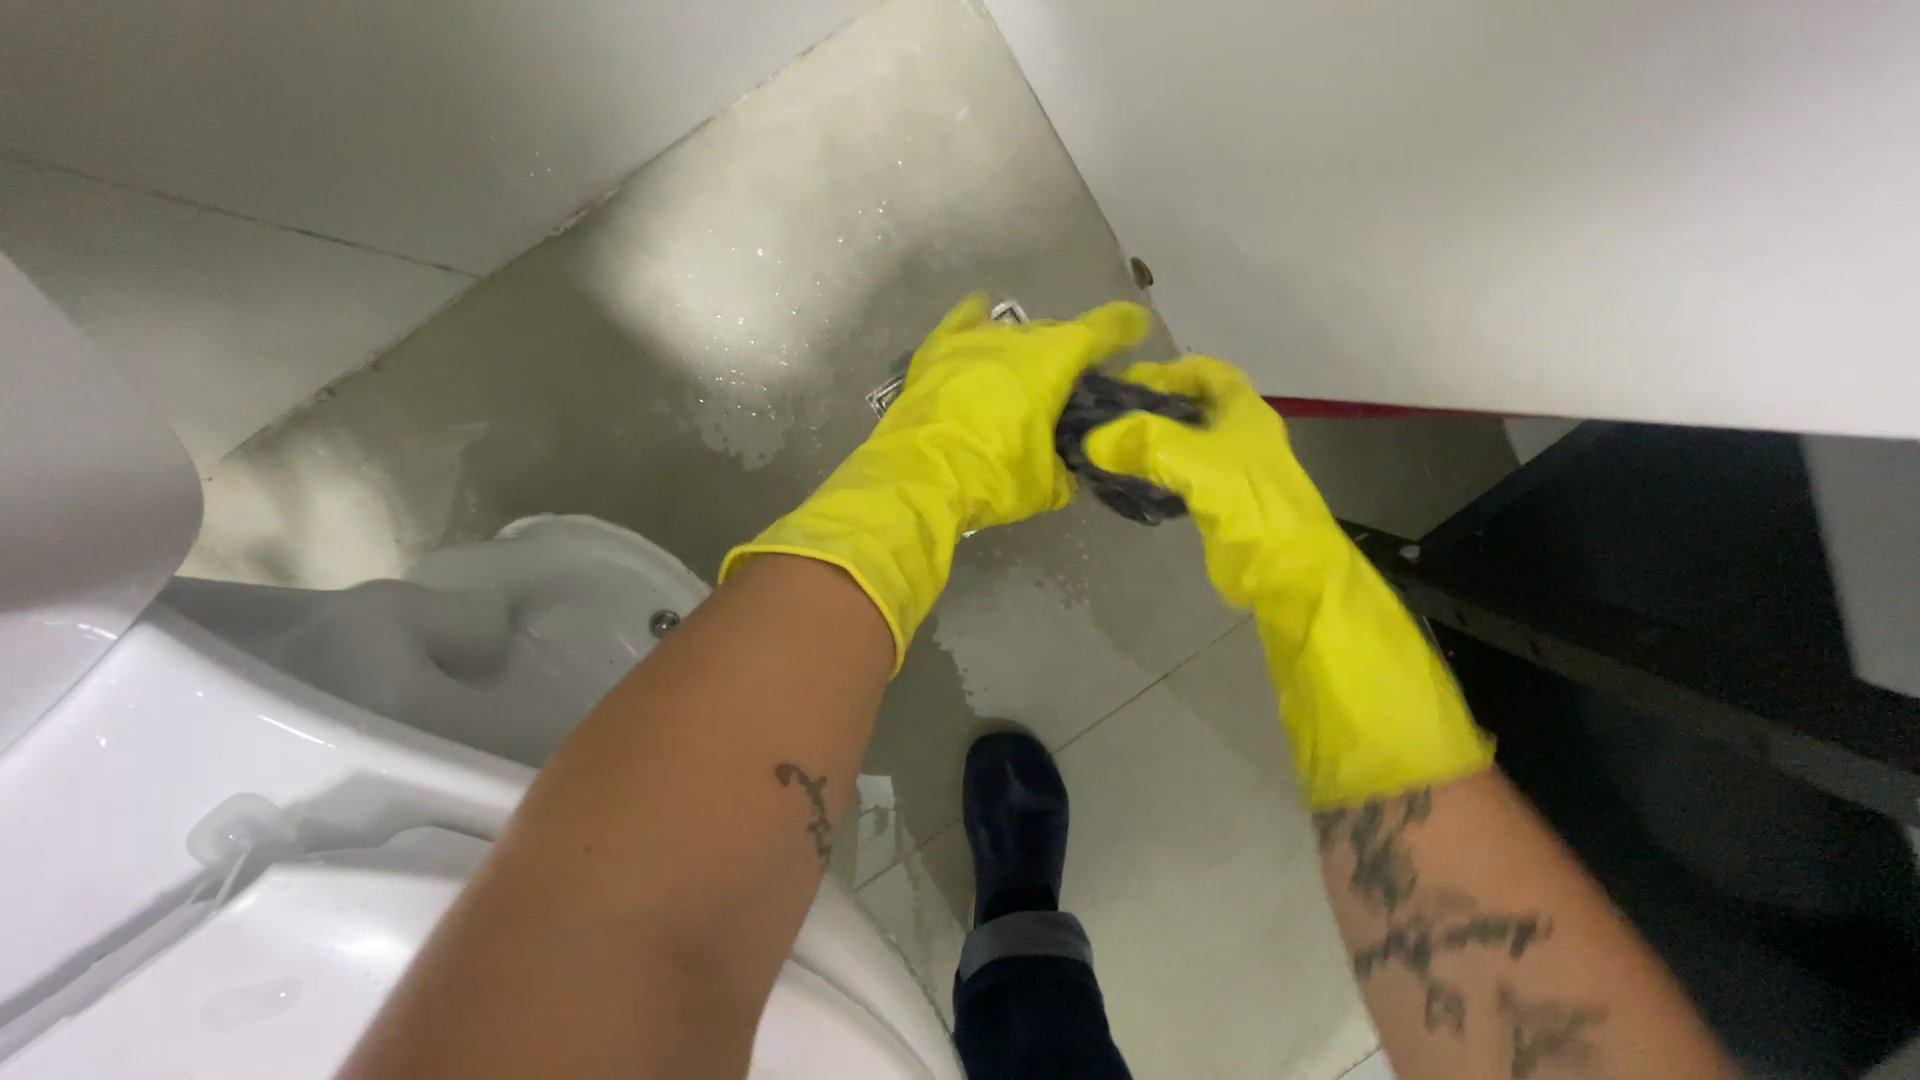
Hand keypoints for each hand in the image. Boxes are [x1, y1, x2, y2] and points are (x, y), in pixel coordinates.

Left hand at [723, 293, 1150, 672]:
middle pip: (1053, 333)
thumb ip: (1065, 470)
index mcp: (1051, 362)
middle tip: (1073, 383)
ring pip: (1010, 332)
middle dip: (1069, 353)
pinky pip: (960, 324)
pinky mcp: (935, 354)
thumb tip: (1067, 470)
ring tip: (1028, 373)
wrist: (917, 479)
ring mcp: (970, 342)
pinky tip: (980, 308)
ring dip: (1025, 349)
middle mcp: (1014, 338)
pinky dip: (973, 318)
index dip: (1123, 328)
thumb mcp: (1044, 485)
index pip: (1099, 331)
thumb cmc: (991, 478)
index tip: (1137, 329)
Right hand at [1086, 355, 1493, 805]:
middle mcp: (1238, 436)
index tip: (1124, 386)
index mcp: (1244, 412)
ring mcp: (1230, 473)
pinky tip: (1125, 484)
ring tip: (1103, 450)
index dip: (1166, 372)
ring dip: (1146, 444)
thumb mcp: (1196, 462)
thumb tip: (1091, 441)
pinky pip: (1177, 478)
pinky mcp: (1218, 507)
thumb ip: (1143, 443)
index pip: (1205, 372)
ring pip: (1181, 444)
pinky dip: (1151, 474)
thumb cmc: (1252, 506)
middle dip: (1147, 409)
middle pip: (1188, 408)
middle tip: (1101, 419)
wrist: (1289, 573)